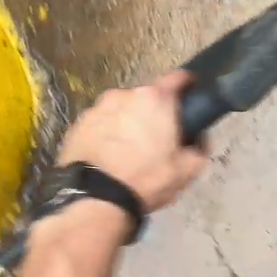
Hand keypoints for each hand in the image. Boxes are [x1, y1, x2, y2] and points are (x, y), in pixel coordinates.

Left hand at [56, 70, 208, 211]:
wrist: (94, 199)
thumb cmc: (146, 178)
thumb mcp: (187, 169)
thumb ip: (200, 147)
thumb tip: (199, 137)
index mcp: (155, 99)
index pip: (177, 77)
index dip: (187, 84)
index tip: (191, 94)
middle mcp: (124, 95)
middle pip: (146, 97)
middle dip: (154, 111)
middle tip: (159, 136)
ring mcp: (96, 109)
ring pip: (121, 110)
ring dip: (128, 122)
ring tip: (131, 149)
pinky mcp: (76, 125)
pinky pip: (100, 124)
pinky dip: (107, 134)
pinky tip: (110, 156)